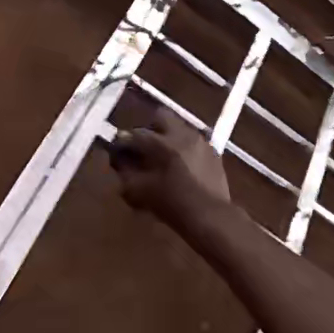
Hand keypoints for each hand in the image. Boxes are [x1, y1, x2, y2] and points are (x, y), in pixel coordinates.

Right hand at [108, 108, 230, 223]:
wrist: (209, 215)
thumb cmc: (170, 204)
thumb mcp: (138, 191)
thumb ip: (125, 172)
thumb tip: (120, 160)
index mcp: (161, 143)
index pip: (135, 134)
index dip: (123, 142)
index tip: (119, 150)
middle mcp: (182, 135)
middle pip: (161, 117)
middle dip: (151, 128)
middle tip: (146, 147)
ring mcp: (201, 141)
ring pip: (181, 128)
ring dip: (170, 137)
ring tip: (166, 157)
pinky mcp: (214, 152)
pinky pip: (195, 142)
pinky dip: (186, 149)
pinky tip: (184, 166)